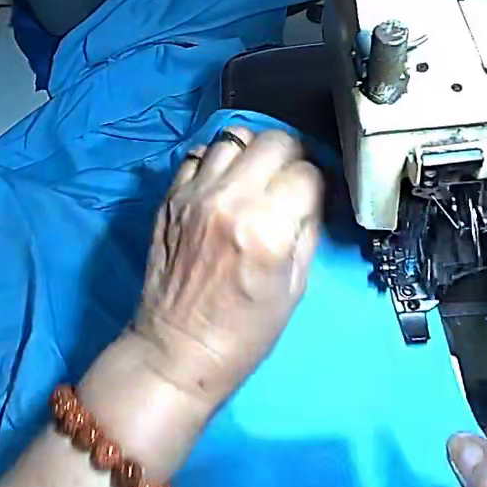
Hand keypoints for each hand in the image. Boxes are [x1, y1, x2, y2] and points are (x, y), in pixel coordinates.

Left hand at [131, 127, 323, 408]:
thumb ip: (307, 228)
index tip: (313, 196)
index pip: (308, 172)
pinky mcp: (170, 196)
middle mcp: (230, 200)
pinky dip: (217, 160)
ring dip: (252, 152)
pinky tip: (223, 183)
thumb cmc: (245, 331)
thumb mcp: (296, 285)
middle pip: (274, 140)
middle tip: (288, 180)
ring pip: (235, 136)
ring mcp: (194, 194)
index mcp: (267, 228)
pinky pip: (199, 153)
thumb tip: (313, 192)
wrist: (177, 349)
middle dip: (291, 156)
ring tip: (254, 176)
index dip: (317, 183)